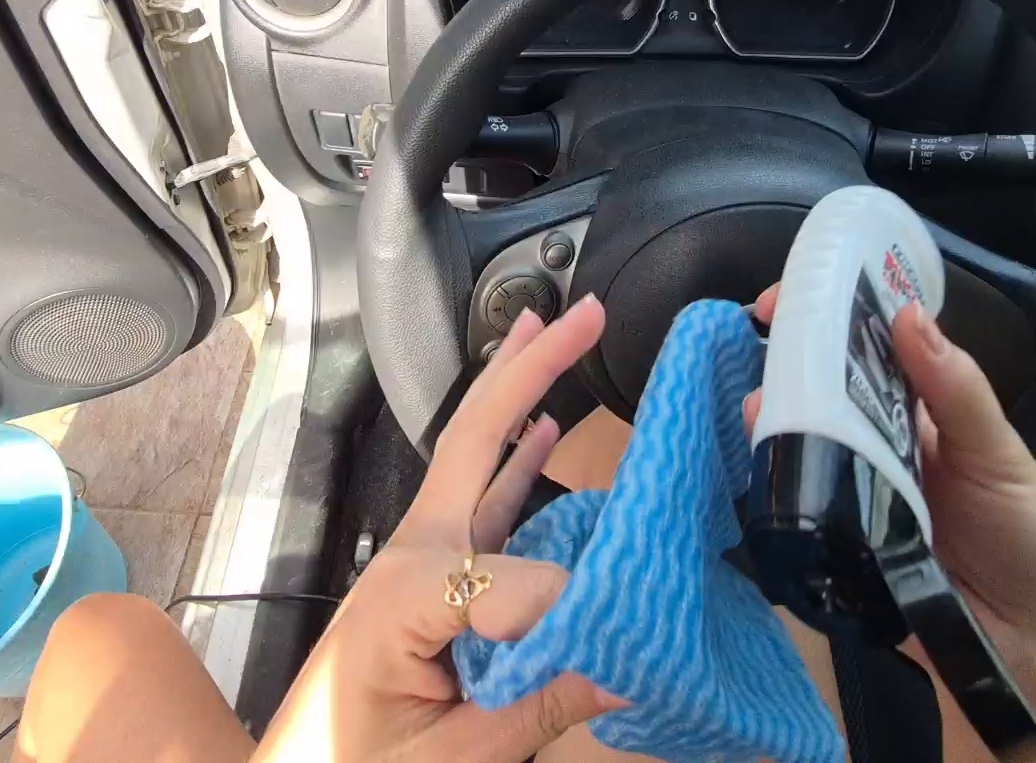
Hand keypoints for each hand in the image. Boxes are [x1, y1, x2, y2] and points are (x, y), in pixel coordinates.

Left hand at [255, 296, 626, 762]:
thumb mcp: (451, 760)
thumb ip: (538, 710)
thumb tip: (626, 668)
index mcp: (408, 592)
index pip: (511, 580)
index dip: (569, 614)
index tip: (613, 649)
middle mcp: (415, 547)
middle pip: (475, 434)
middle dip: (528, 367)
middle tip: (579, 316)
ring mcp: (426, 545)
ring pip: (476, 445)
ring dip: (516, 384)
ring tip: (549, 332)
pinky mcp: (439, 559)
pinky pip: (487, 491)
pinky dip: (519, 453)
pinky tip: (546, 425)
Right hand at [749, 286, 1035, 762]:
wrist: (1025, 646)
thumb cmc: (1027, 539)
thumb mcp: (1000, 457)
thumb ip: (957, 390)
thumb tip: (908, 313)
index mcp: (919, 404)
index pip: (869, 341)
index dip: (833, 309)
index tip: (797, 290)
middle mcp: (877, 430)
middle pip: (825, 378)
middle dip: (789, 348)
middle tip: (763, 326)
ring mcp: (851, 473)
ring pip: (804, 424)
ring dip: (776, 403)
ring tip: (762, 396)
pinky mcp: (833, 518)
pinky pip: (798, 479)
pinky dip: (775, 458)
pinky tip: (764, 445)